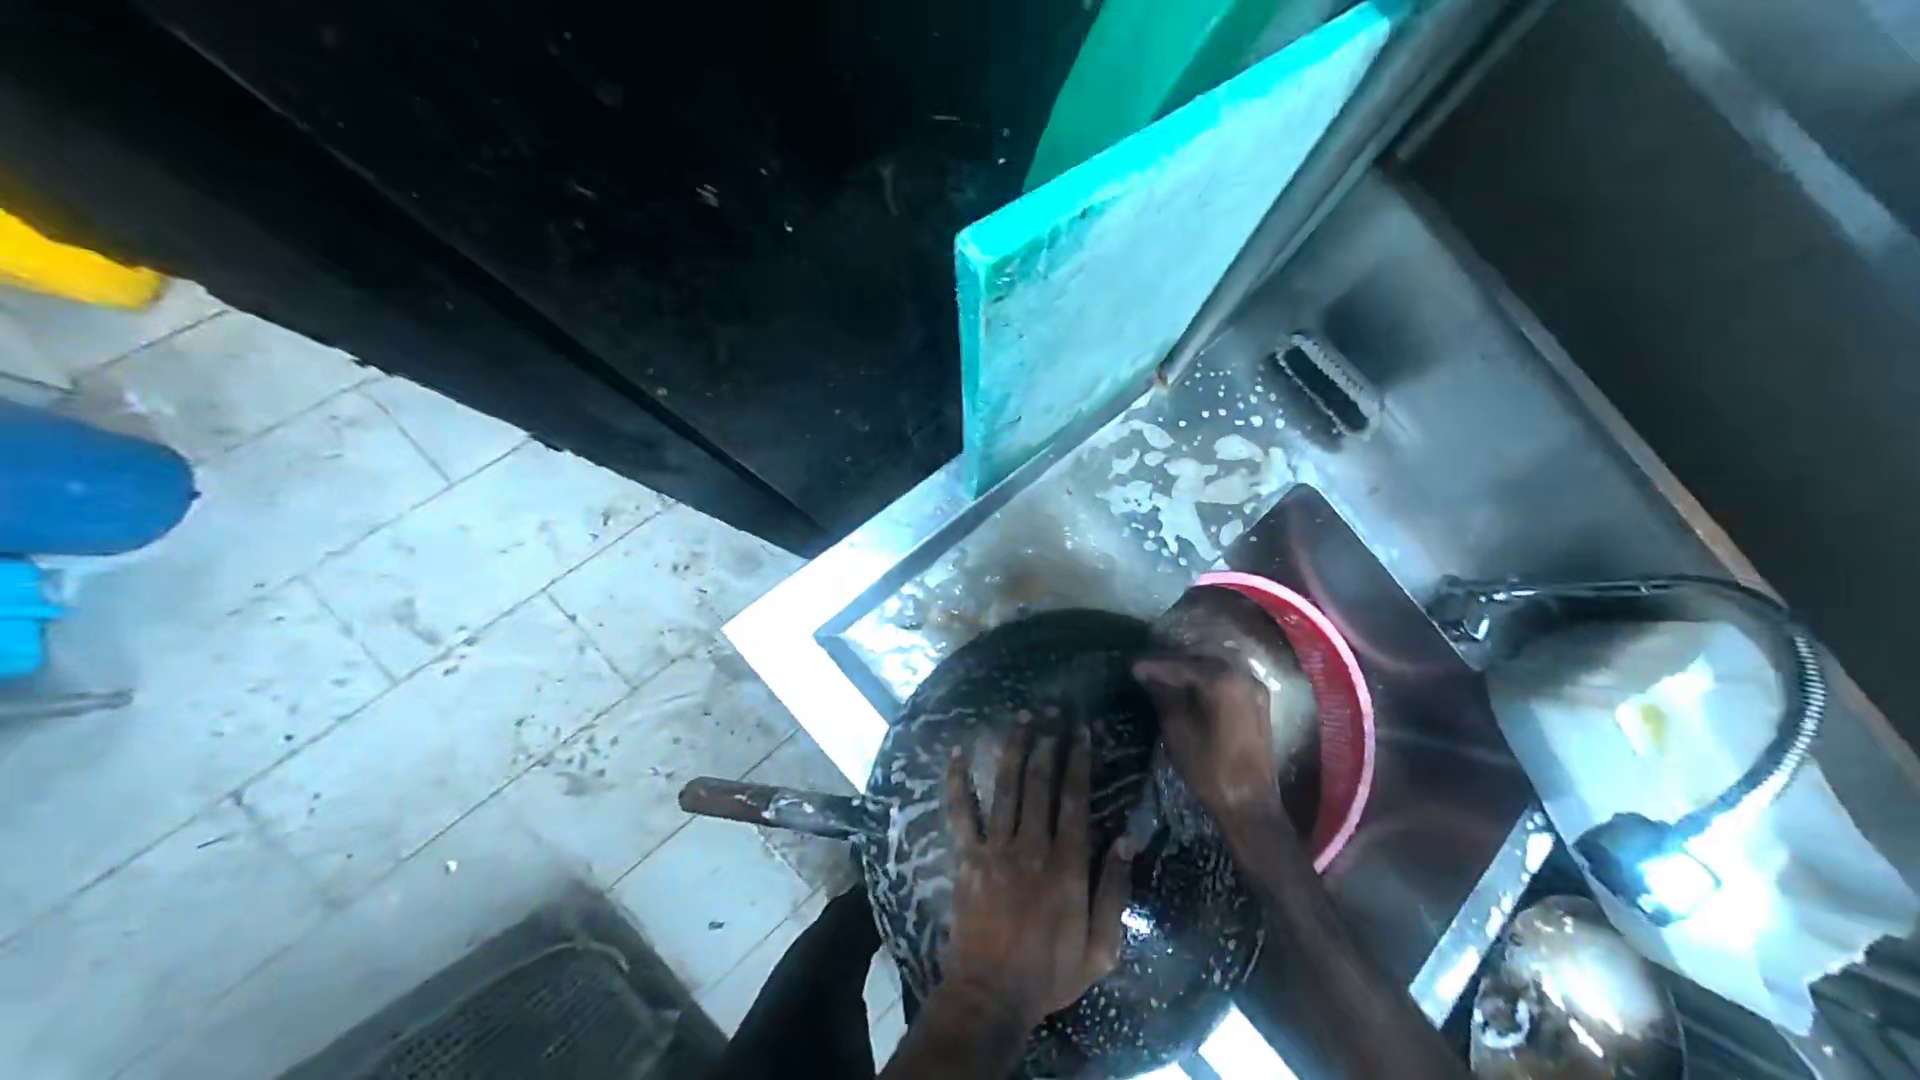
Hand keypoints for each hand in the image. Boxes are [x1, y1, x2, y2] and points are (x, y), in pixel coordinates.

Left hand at [941, 725, 1133, 1029]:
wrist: (991, 996)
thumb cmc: (1050, 973)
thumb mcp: (1101, 948)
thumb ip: (1115, 891)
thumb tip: (1128, 838)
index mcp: (1067, 865)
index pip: (1076, 799)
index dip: (1079, 759)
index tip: (1082, 729)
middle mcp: (1031, 846)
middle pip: (1040, 782)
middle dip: (1048, 741)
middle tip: (1052, 709)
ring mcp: (995, 849)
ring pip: (1005, 786)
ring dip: (1013, 748)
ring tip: (1020, 716)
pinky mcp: (967, 857)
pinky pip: (960, 812)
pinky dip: (957, 781)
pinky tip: (957, 752)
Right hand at [1133, 652, 1277, 818]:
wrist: (1248, 801)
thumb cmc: (1208, 767)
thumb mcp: (1177, 729)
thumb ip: (1164, 694)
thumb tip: (1148, 673)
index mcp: (1222, 680)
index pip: (1181, 665)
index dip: (1154, 665)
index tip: (1133, 666)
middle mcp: (1242, 675)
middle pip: (1202, 656)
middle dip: (1173, 660)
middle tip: (1148, 666)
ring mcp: (1254, 687)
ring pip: (1218, 663)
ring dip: (1192, 664)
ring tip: (1168, 673)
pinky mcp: (1258, 700)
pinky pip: (1230, 675)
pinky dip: (1209, 674)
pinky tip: (1192, 683)